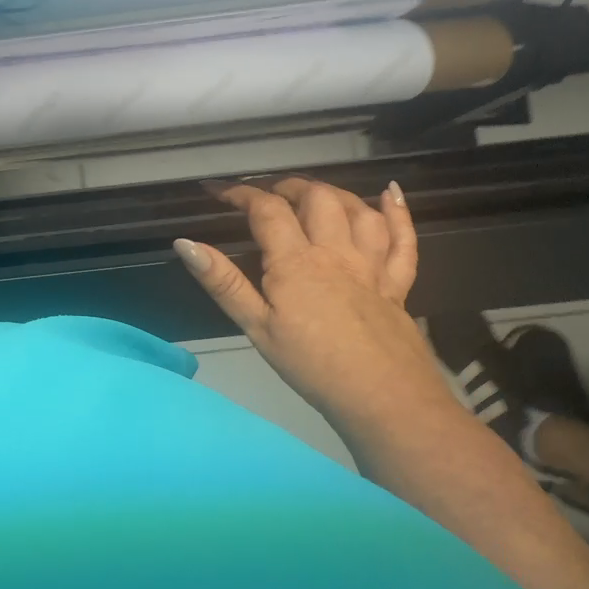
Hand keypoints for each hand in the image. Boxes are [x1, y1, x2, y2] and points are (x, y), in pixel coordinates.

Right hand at [175, 177, 460, 435]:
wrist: (386, 401)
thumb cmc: (312, 366)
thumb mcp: (256, 326)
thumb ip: (222, 282)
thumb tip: (184, 243)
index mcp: (296, 263)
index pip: (266, 210)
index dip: (239, 194)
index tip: (216, 191)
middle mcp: (336, 253)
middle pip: (317, 199)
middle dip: (288, 187)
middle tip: (265, 194)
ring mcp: (372, 267)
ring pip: (358, 211)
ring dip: (333, 193)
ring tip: (311, 194)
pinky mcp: (398, 285)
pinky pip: (404, 240)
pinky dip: (398, 212)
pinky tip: (390, 193)